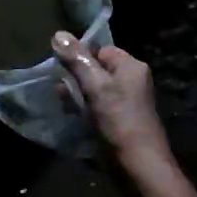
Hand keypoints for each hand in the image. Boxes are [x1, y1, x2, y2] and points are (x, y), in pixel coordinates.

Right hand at [52, 31, 172, 168]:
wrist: (138, 162)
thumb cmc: (118, 120)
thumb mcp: (95, 86)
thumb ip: (77, 60)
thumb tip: (58, 34)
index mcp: (131, 66)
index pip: (101, 50)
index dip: (82, 59)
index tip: (65, 72)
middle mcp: (132, 80)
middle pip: (96, 70)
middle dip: (77, 80)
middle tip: (63, 92)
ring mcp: (126, 101)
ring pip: (94, 90)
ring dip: (78, 97)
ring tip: (67, 107)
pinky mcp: (120, 119)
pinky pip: (98, 107)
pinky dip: (85, 111)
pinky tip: (75, 119)